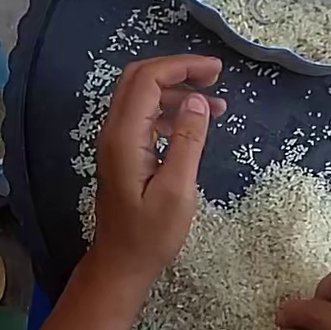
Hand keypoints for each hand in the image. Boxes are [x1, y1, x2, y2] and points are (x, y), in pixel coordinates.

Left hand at [89, 56, 226, 286]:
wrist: (121, 262)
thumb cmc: (150, 234)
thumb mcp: (178, 190)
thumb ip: (188, 141)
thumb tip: (199, 101)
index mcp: (125, 137)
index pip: (147, 80)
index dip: (181, 67)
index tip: (215, 71)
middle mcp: (114, 131)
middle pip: (139, 79)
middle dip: (177, 70)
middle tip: (214, 75)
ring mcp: (116, 141)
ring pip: (142, 96)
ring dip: (177, 90)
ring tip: (216, 102)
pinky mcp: (123, 152)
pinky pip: (145, 116)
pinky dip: (170, 110)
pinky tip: (196, 121)